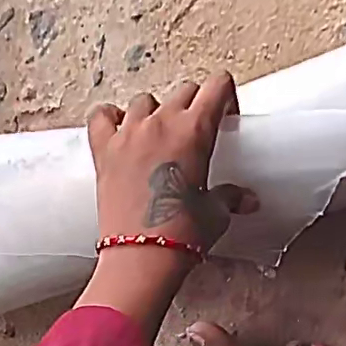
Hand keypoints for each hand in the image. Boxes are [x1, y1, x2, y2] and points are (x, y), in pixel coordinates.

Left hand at [86, 72, 257, 250]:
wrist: (141, 258)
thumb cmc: (179, 238)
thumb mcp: (214, 215)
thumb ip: (229, 198)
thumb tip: (244, 199)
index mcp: (194, 130)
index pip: (217, 86)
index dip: (225, 98)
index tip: (224, 117)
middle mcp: (160, 124)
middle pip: (182, 92)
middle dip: (193, 107)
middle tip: (194, 135)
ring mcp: (129, 135)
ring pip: (144, 102)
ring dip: (154, 114)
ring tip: (158, 139)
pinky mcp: (104, 153)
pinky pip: (101, 117)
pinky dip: (110, 119)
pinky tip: (118, 131)